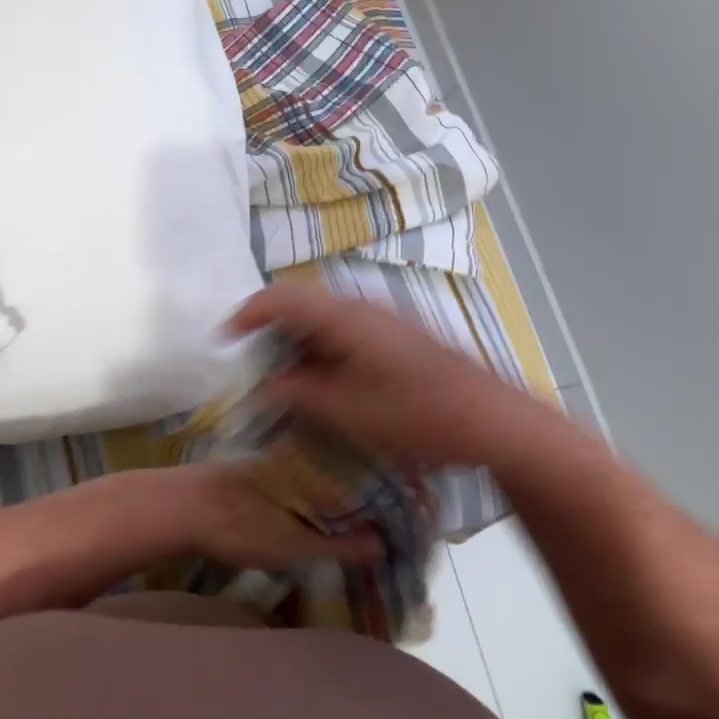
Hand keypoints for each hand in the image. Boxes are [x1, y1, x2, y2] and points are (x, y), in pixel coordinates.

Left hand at [161, 463, 381, 569]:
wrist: (177, 506)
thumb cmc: (239, 526)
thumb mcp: (292, 543)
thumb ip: (337, 544)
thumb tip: (382, 544)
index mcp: (309, 469)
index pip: (355, 474)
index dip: (378, 490)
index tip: (400, 506)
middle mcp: (293, 456)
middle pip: (334, 469)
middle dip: (356, 487)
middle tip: (378, 512)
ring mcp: (268, 460)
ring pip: (310, 471)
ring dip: (329, 487)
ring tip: (348, 510)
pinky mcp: (248, 469)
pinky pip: (289, 474)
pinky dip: (302, 487)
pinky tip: (303, 502)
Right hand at [226, 281, 560, 468]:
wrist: (494, 421)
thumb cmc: (418, 416)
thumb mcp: (346, 412)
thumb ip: (297, 394)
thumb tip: (263, 384)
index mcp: (343, 316)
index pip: (279, 297)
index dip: (245, 315)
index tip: (224, 342)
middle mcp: (361, 307)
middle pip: (300, 309)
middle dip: (272, 339)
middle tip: (256, 375)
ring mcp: (384, 319)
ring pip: (324, 324)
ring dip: (300, 350)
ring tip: (289, 389)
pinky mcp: (400, 337)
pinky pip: (347, 335)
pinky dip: (326, 355)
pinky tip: (330, 391)